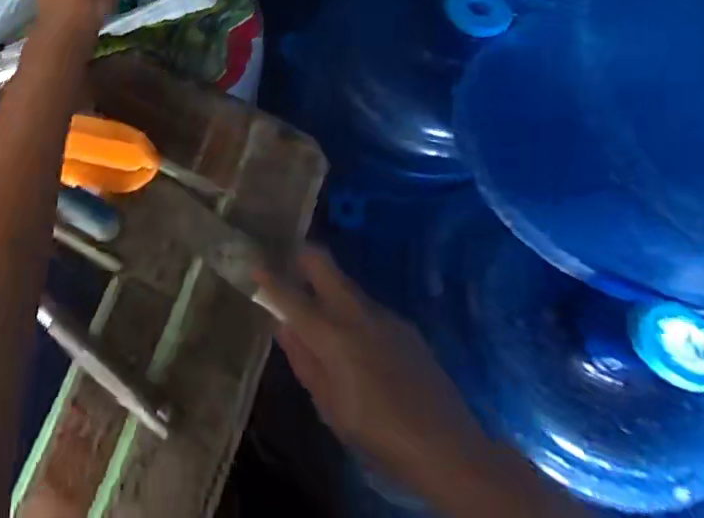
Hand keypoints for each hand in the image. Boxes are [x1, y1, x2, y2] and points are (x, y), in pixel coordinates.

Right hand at [256, 248, 489, 475]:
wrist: (450, 449)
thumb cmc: (378, 434)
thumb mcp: (328, 406)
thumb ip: (304, 362)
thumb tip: (284, 328)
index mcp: (330, 334)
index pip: (289, 295)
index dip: (268, 276)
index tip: (253, 263)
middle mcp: (355, 313)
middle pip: (322, 263)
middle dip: (300, 256)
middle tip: (285, 261)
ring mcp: (384, 316)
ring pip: (346, 285)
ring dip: (327, 287)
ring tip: (318, 308)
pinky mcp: (405, 327)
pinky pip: (368, 307)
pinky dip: (352, 311)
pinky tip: (356, 340)